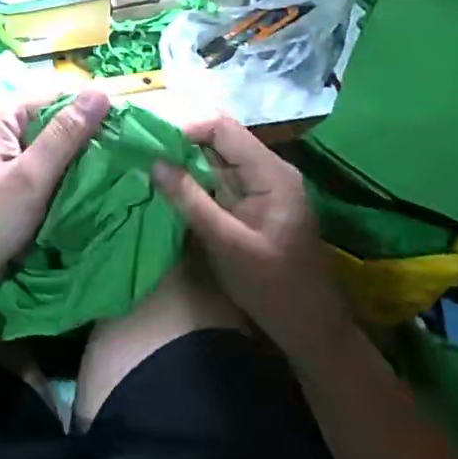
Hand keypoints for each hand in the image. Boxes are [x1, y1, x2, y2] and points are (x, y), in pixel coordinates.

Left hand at [0, 90, 110, 308]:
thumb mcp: (32, 178)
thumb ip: (66, 134)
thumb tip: (103, 91)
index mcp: (0, 115)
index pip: (58, 97)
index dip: (93, 112)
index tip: (130, 133)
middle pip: (55, 121)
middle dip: (87, 139)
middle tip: (126, 158)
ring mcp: (2, 154)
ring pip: (52, 147)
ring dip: (78, 161)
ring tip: (114, 173)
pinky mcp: (7, 179)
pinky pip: (44, 168)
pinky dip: (63, 178)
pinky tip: (87, 189)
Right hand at [152, 116, 345, 348]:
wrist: (312, 330)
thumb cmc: (274, 289)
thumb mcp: (226, 244)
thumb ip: (190, 200)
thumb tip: (154, 162)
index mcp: (272, 173)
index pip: (223, 128)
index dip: (185, 130)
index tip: (152, 148)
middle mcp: (270, 170)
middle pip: (220, 139)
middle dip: (182, 145)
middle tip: (145, 158)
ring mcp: (264, 186)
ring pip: (218, 159)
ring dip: (186, 163)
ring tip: (152, 170)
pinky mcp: (256, 203)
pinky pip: (222, 179)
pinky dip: (197, 181)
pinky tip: (173, 190)